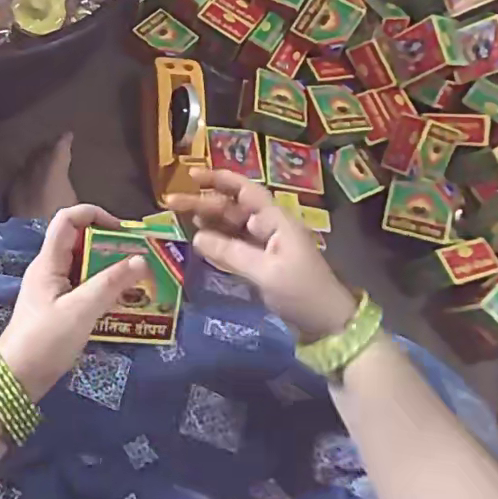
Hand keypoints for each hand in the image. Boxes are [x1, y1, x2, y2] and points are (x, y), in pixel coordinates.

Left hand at [0, 204, 146, 399]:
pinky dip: (103, 287)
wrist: (16, 379)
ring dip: (110, 268)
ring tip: (137, 279)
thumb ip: (111, 284)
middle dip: (110, 244)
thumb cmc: (45, 341)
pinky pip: (84, 286)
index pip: (67, 219)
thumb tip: (141, 258)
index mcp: (48, 262)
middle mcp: (49, 269)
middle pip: (80, 241)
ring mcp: (53, 288)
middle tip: (139, 257)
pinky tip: (122, 301)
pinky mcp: (58, 307)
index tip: (122, 230)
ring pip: (84, 265)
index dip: (94, 214)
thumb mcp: (81, 310)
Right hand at [165, 168, 358, 342]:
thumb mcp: (266, 272)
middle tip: (170, 201)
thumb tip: (197, 237)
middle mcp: (269, 227)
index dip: (219, 179)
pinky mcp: (261, 263)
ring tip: (180, 217)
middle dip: (203, 202)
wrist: (327, 323)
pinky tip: (200, 239)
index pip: (244, 191)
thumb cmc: (301, 292)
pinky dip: (216, 241)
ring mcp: (265, 246)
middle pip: (232, 207)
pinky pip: (233, 246)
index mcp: (275, 221)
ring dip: (208, 220)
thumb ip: (231, 252)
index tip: (192, 175)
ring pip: (230, 225)